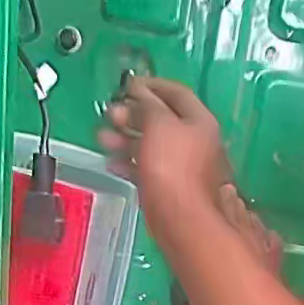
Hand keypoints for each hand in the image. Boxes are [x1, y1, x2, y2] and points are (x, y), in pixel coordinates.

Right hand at [98, 77, 229, 236]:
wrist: (180, 219)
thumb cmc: (173, 168)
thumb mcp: (158, 124)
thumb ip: (147, 104)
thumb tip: (138, 92)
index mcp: (198, 121)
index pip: (175, 93)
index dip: (150, 85)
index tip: (128, 84)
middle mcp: (194, 142)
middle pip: (161, 120)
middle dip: (133, 114)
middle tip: (111, 113)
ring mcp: (182, 166)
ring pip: (152, 144)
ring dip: (126, 138)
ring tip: (104, 137)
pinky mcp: (170, 188)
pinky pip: (148, 168)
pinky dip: (130, 162)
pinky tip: (114, 163)